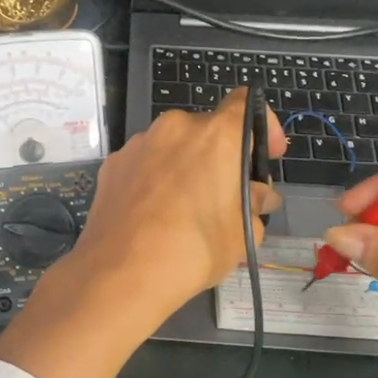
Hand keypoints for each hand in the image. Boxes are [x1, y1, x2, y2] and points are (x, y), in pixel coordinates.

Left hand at [0, 90, 282, 377]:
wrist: (121, 273)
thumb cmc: (194, 249)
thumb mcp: (243, 234)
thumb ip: (256, 204)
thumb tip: (259, 195)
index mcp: (216, 135)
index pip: (247, 104)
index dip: (264, 127)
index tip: (266, 156)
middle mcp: (175, 127)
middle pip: (207, 131)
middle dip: (221, 157)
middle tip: (226, 194)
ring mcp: (138, 144)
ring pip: (172, 147)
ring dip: (185, 167)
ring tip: (185, 209)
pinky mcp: (112, 164)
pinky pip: (145, 164)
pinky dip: (155, 179)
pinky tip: (154, 215)